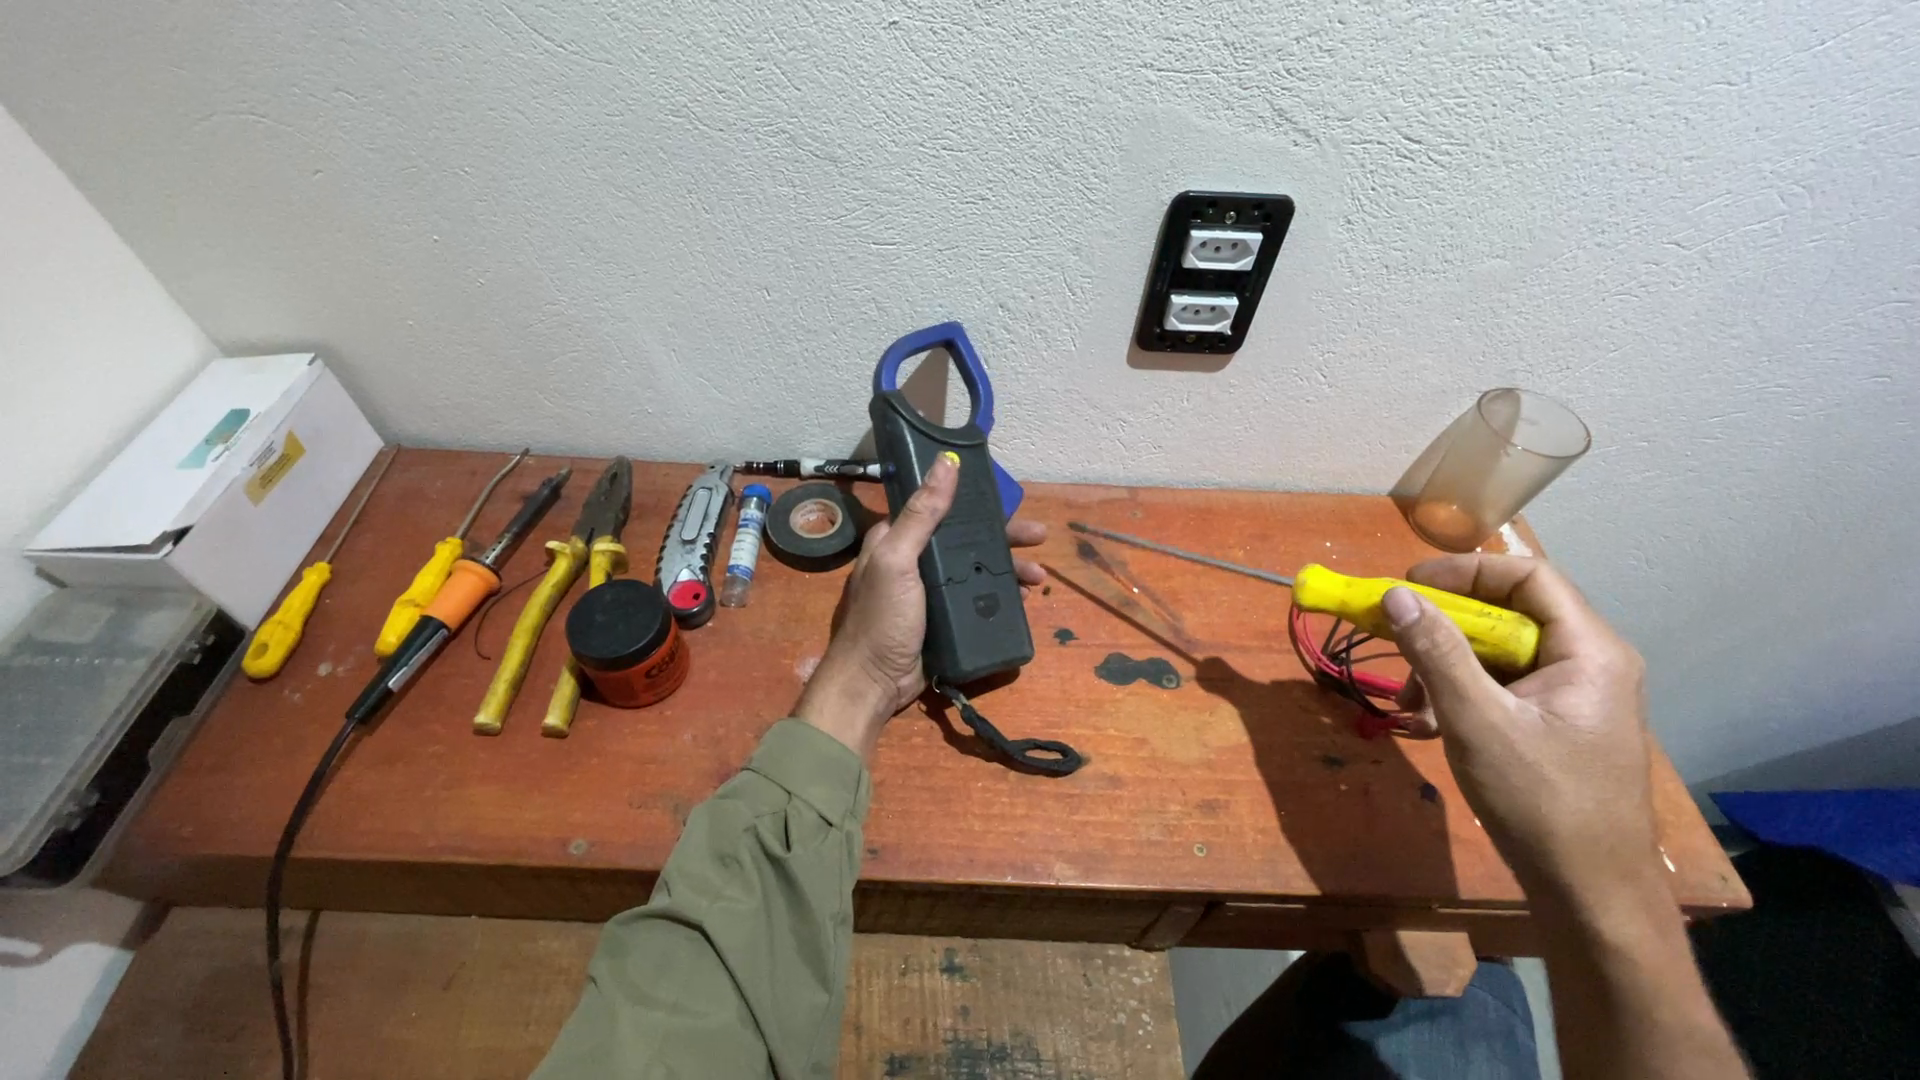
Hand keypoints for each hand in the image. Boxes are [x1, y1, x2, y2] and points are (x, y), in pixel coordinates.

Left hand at [795, 453, 1047, 758]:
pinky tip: (1024, 598)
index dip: (973, 503)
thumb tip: (945, 463)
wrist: (873, 684)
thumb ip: (922, 514)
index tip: (1006, 501)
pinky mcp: (946, 621)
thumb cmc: (880, 618)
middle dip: (1003, 538)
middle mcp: (916, 562)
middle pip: (966, 540)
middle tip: (1038, 537)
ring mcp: (932, 593)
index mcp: (897, 540)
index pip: (940, 509)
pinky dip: (1002, 596)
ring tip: (1039, 576)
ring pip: (977, 570)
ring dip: (1008, 568)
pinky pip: (979, 601)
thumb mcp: (897, 560)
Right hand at [1382, 556, 1657, 899]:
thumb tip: (1395, 595)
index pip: (1528, 578)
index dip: (1465, 572)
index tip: (1408, 587)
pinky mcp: (1553, 721)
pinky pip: (1499, 684)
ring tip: (1410, 702)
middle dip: (1443, 629)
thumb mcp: (1478, 721)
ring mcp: (1571, 694)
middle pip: (1506, 614)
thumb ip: (1436, 654)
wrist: (1589, 890)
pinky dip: (1458, 692)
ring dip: (1443, 665)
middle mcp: (1587, 662)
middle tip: (1395, 644)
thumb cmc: (1541, 801)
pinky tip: (1429, 722)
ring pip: (1496, 651)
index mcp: (1589, 652)